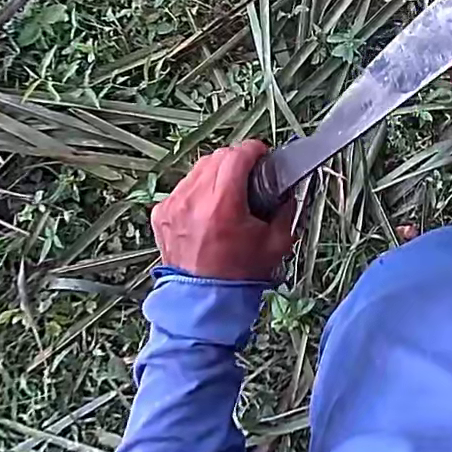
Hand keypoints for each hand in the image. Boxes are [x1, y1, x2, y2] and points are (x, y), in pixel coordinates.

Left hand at [152, 140, 296, 279]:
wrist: (205, 301)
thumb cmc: (240, 274)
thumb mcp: (277, 242)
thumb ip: (287, 210)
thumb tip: (289, 189)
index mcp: (223, 204)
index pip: (237, 155)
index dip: (254, 149)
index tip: (263, 154)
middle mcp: (194, 200)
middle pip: (217, 156)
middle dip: (237, 159)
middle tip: (250, 172)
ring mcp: (173, 205)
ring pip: (198, 167)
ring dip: (217, 171)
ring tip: (229, 187)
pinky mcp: (162, 213)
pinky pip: (183, 186)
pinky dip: (198, 188)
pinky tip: (209, 204)